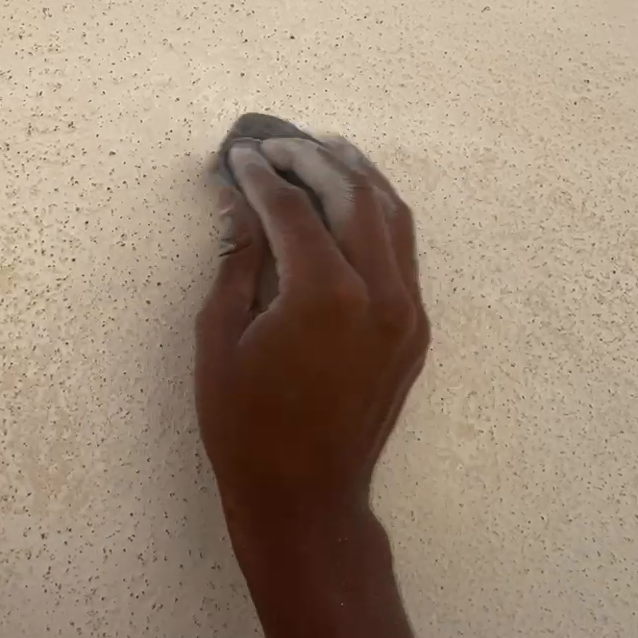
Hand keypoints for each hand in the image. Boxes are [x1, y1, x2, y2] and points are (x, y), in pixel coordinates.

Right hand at [195, 135, 434, 637]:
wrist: (307, 496)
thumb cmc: (246, 423)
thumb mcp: (219, 336)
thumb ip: (235, 259)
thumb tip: (236, 200)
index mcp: (323, 295)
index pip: (292, 209)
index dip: (261, 175)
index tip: (239, 152)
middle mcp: (379, 292)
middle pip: (351, 196)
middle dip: (311, 159)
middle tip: (275, 142)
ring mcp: (408, 309)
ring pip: (391, 214)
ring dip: (356, 173)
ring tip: (324, 147)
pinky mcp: (417, 327)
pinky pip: (403, 248)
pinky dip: (378, 211)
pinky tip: (353, 199)